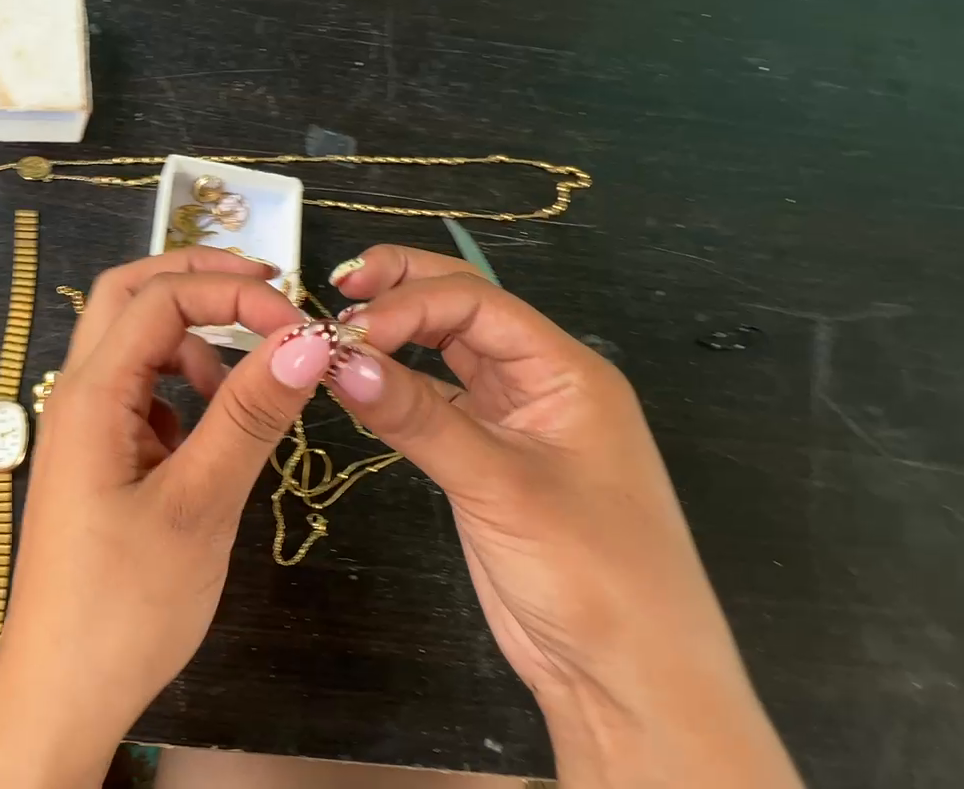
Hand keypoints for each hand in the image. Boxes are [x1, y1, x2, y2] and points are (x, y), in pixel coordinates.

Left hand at [0, 248, 323, 788]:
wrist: (63, 688)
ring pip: (133, 346)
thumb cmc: (126, 603)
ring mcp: (83, 426)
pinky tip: (209, 437)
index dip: (230, 293)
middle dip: (196, 283)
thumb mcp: (198, 505)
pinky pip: (138, 396)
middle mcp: (77, 394)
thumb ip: (248, 416)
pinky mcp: (97, 457)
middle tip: (267, 293)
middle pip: (128, 298)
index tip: (296, 321)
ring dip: (190, 343)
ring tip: (245, 385)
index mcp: (90, 393)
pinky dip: (179, 391)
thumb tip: (305, 340)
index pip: (158, 298)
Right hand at [325, 244, 801, 787]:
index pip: (477, 304)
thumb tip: (336, 361)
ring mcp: (510, 420)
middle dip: (403, 287)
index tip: (346, 330)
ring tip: (338, 327)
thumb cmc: (591, 574)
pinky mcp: (482, 457)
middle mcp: (537, 383)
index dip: (408, 304)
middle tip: (337, 285)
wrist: (627, 678)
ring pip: (444, 351)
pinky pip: (431, 400)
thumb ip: (417, 418)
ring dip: (395, 334)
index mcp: (565, 372)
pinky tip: (356, 382)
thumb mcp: (502, 487)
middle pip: (464, 309)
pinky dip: (392, 385)